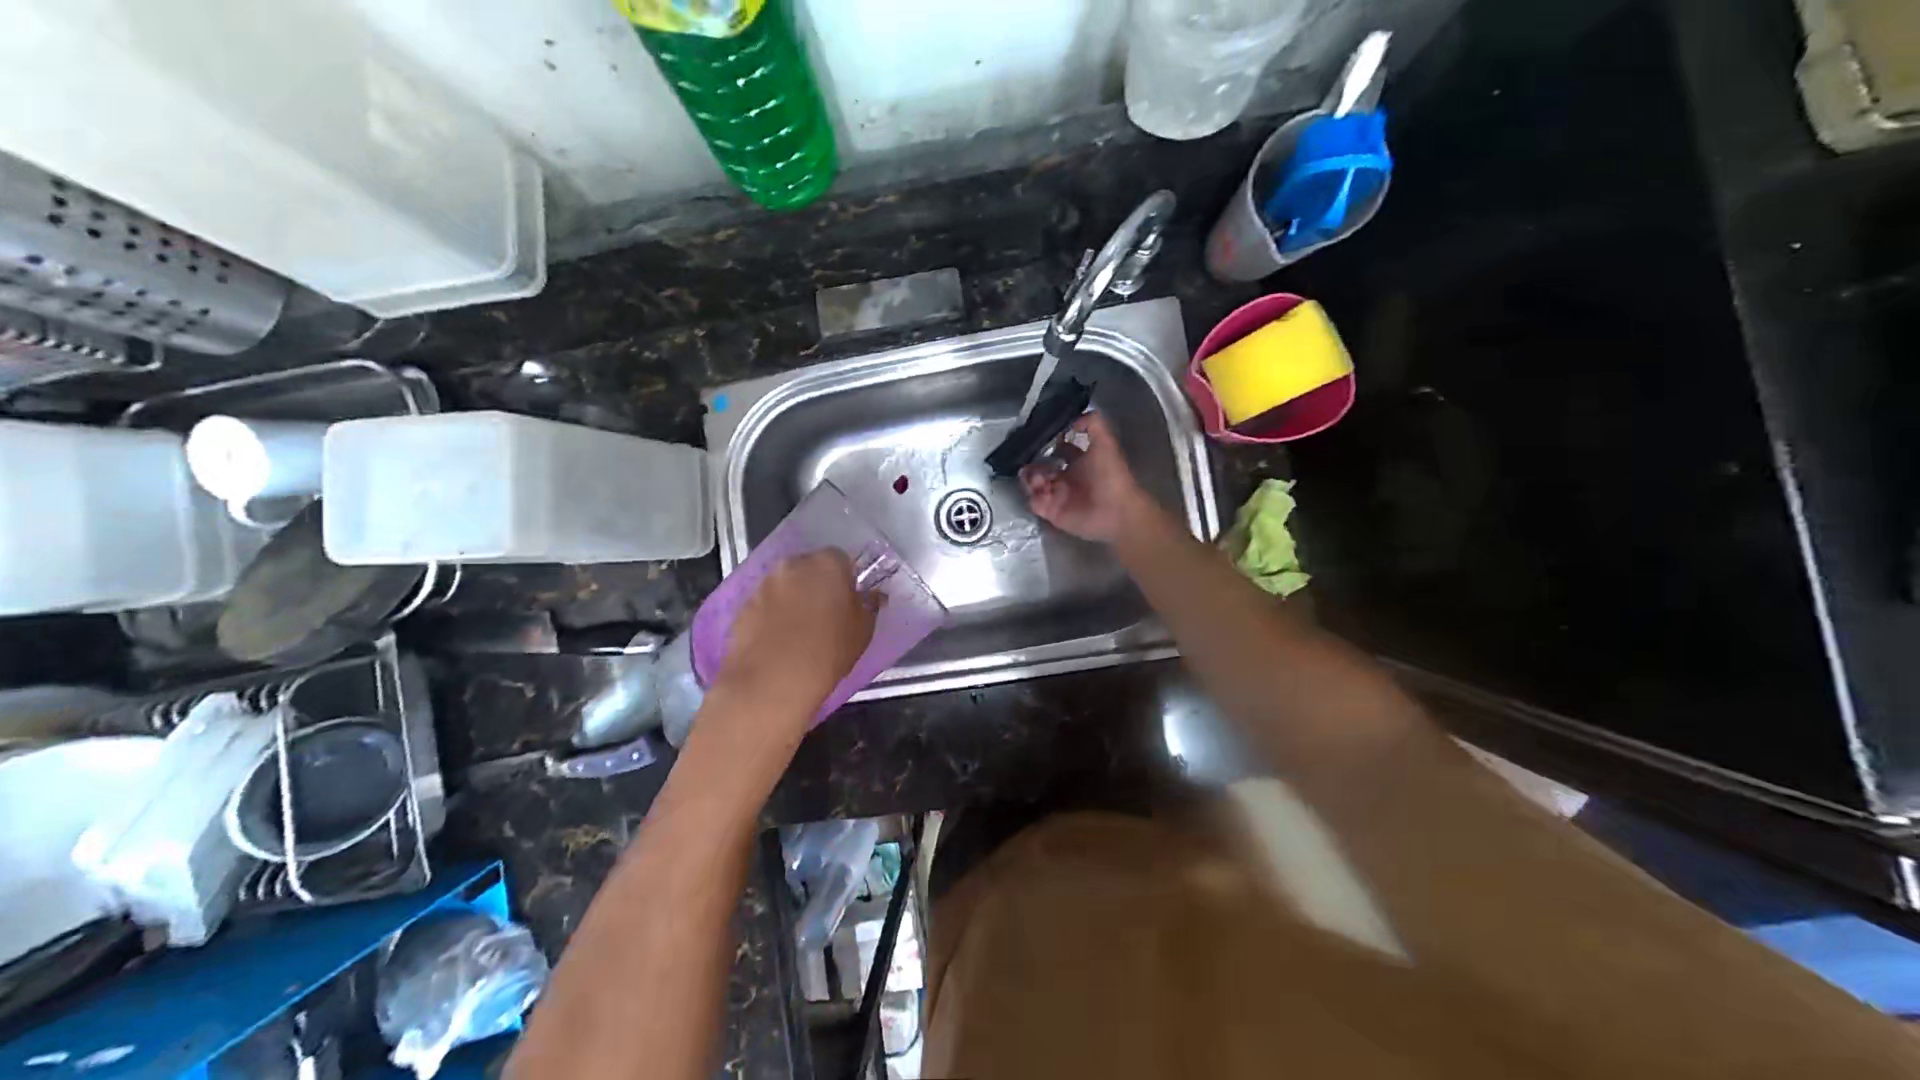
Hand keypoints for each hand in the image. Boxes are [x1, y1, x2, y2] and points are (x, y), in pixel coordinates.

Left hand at [712, 549, 879, 726]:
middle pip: (810, 567)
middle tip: (825, 614)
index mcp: (827, 563)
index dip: (846, 579)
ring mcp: (764, 584)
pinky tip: (778, 640)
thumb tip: (871, 595)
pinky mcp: (743, 606)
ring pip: (785, 585)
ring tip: (800, 631)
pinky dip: (772, 615)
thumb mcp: (863, 631)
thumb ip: (868, 605)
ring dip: (793, 599)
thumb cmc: (828, 652)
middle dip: (817, 584)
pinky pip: (766, 604)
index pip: (841, 559)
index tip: (848, 601)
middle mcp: (793, 565)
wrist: (773, 681)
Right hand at [1019, 412, 1152, 543]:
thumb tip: (1073, 420)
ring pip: (1035, 483)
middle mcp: (1068, 477)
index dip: (1052, 442)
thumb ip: (1093, 424)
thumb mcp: (1106, 442)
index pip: (1061, 450)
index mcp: (1081, 461)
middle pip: (1044, 466)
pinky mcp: (1051, 511)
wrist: (1115, 511)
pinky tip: (1036, 487)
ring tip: (1032, 473)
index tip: (1040, 436)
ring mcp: (1058, 495)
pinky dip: (1031, 494)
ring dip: (1030, 476)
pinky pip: (1034, 502)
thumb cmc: (1111, 476)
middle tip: (1028, 457)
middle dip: (1034, 461)